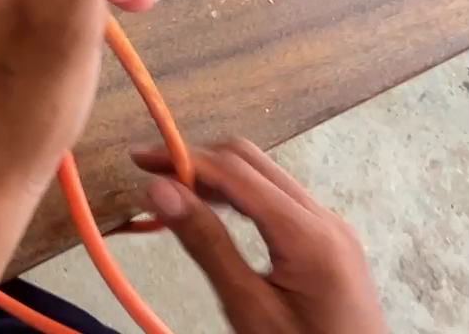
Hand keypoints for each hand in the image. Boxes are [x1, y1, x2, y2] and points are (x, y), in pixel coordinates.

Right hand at [133, 139, 387, 332]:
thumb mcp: (250, 310)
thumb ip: (206, 244)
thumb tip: (156, 188)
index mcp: (308, 233)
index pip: (233, 169)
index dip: (181, 158)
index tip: (138, 161)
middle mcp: (324, 217)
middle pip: (248, 160)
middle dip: (196, 159)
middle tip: (153, 177)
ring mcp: (330, 227)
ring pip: (261, 172)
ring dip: (215, 173)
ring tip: (175, 191)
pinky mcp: (329, 239)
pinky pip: (274, 194)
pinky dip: (236, 191)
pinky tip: (213, 210)